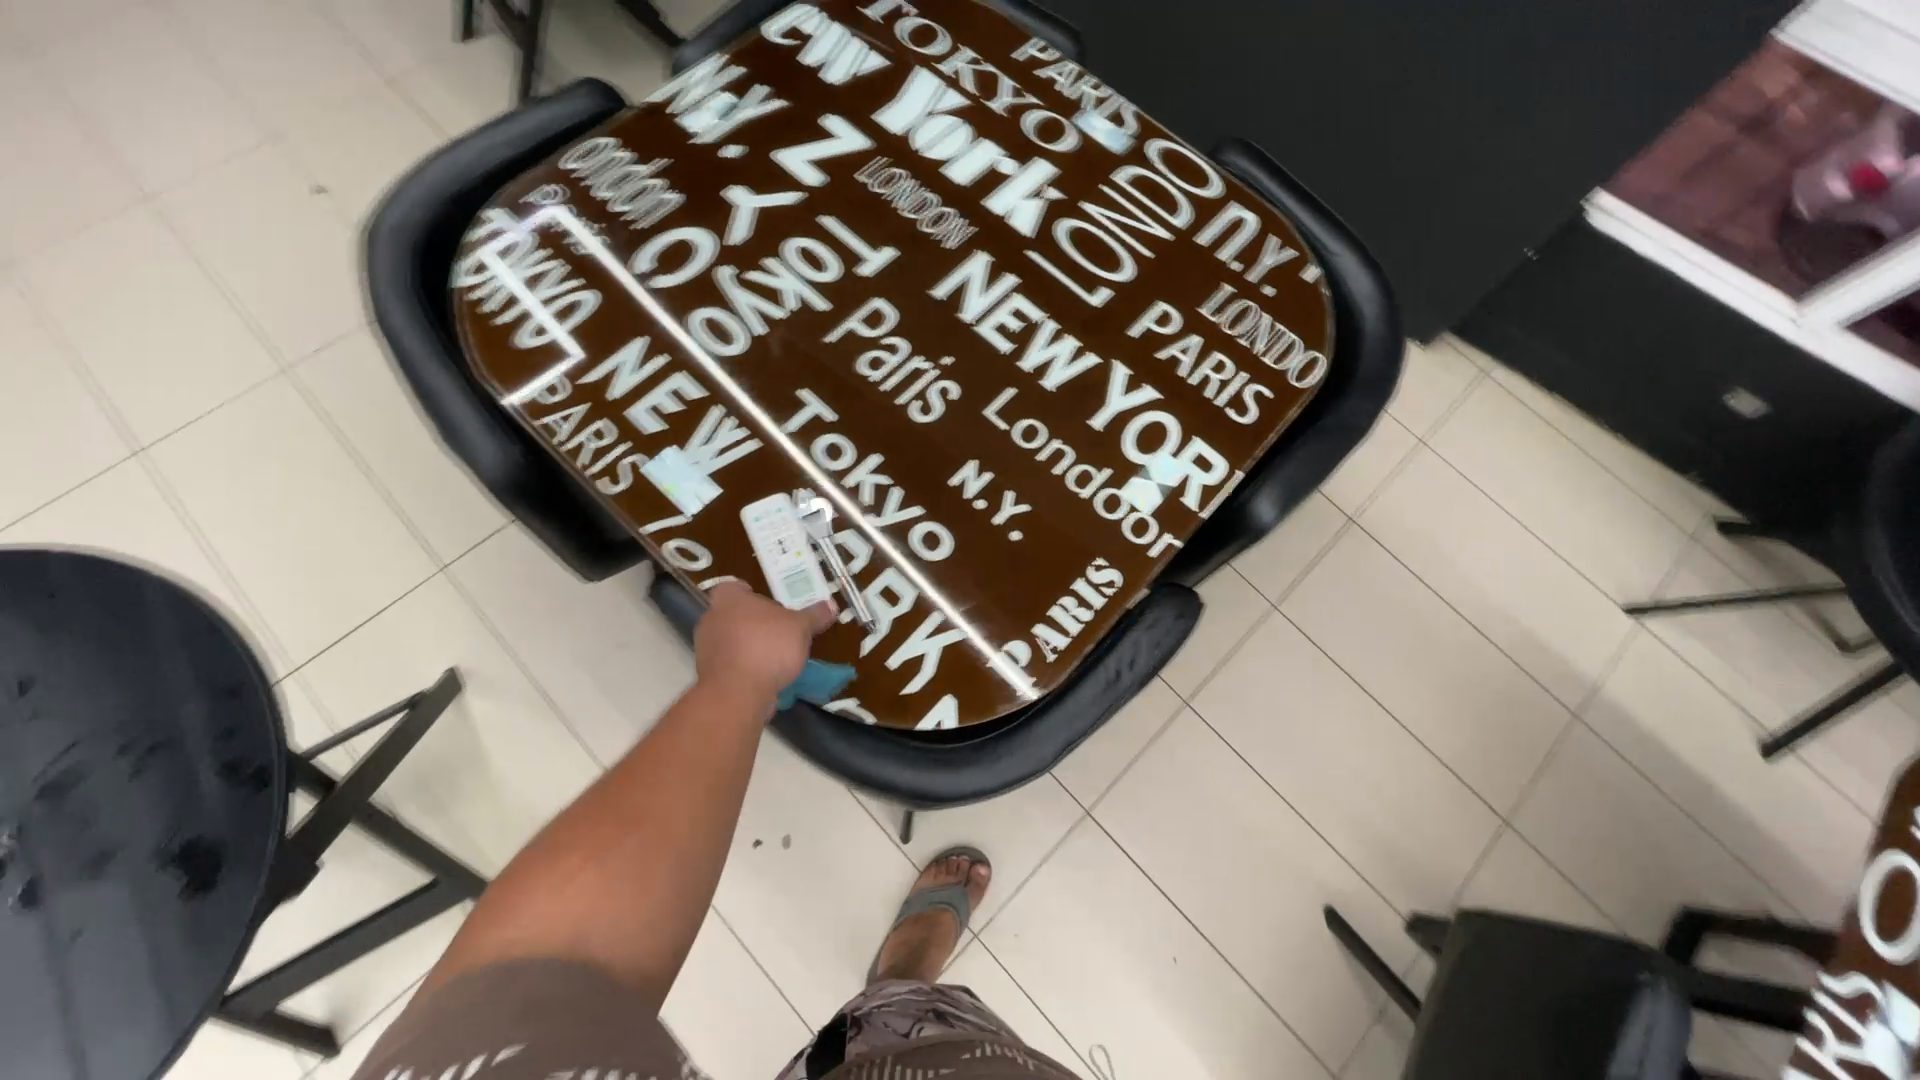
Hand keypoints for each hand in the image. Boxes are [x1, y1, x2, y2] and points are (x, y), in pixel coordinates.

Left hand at [694, 581, 834, 709]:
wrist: (738, 692)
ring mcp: (705, 648)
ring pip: (730, 640)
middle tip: (777, 630)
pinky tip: (764, 676)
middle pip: (732, 614)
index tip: (767, 604)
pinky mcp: (708, 674)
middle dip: (752, 622)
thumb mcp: (801, 628)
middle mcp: (712, 618)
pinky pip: (729, 664)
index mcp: (729, 599)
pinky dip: (743, 667)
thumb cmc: (768, 646)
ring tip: (775, 656)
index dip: (748, 593)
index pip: (733, 587)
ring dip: (748, 646)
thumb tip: (831, 605)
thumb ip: (814, 616)